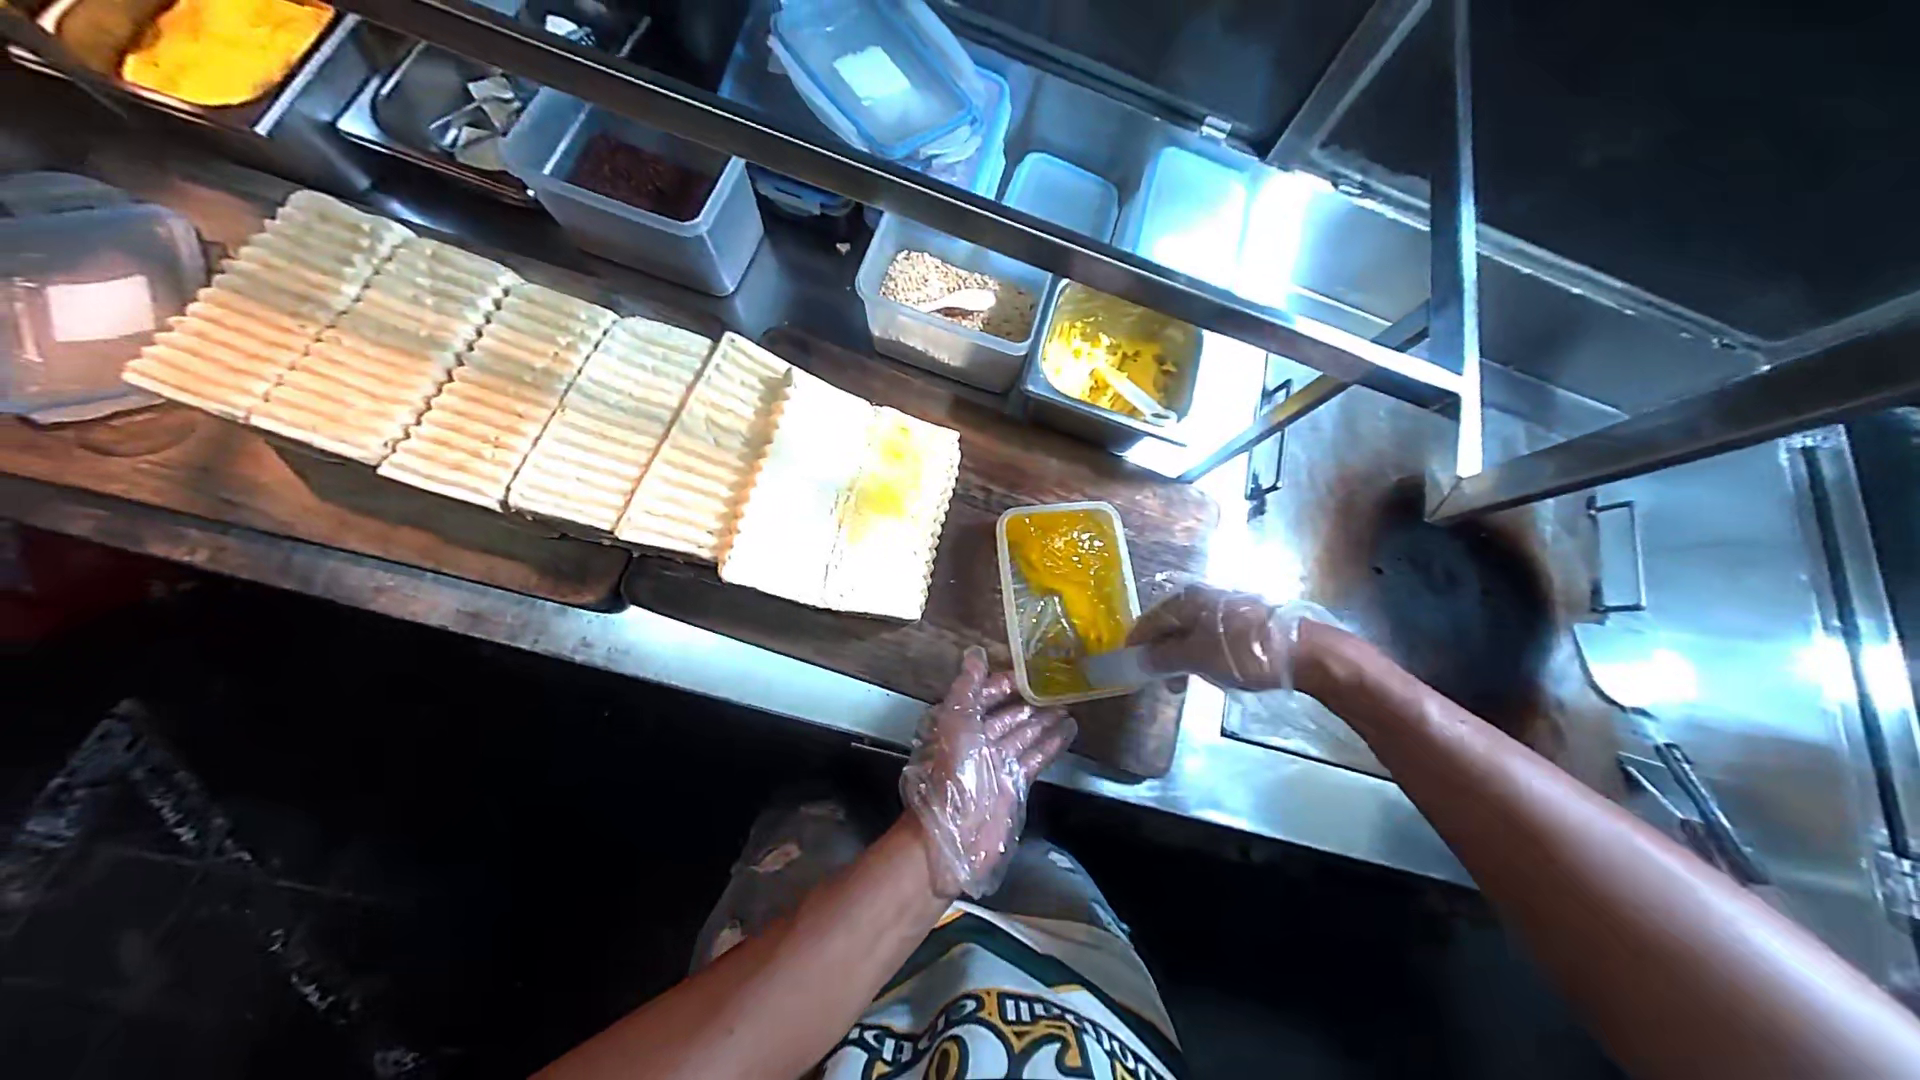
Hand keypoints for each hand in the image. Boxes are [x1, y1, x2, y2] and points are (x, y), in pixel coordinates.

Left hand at [900, 647, 1075, 899]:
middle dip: (1030, 701)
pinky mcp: (1015, 784)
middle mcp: (979, 740)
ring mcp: (998, 763)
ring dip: (1045, 720)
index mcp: (960, 723)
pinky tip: (1069, 730)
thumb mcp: (956, 720)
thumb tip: (975, 653)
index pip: (985, 696)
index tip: (1030, 672)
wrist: (954, 831)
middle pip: (1009, 715)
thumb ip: (967, 686)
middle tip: (1058, 687)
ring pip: (1025, 734)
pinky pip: (1036, 756)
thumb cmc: (952, 770)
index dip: (1004, 683)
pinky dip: (1052, 743)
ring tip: (1069, 705)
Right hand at [1126, 584, 1331, 692]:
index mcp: (1186, 599)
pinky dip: (1200, 655)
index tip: (1128, 668)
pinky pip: (1208, 637)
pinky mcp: (1244, 622)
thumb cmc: (1244, 653)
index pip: (1149, 620)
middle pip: (1169, 625)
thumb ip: (1162, 658)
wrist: (1307, 654)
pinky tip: (1209, 673)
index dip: (1136, 644)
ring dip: (1180, 658)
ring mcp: (1225, 608)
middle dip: (1159, 654)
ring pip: (1189, 633)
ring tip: (1183, 684)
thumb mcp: (1196, 658)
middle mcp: (1202, 597)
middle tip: (1158, 681)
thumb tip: (1137, 659)